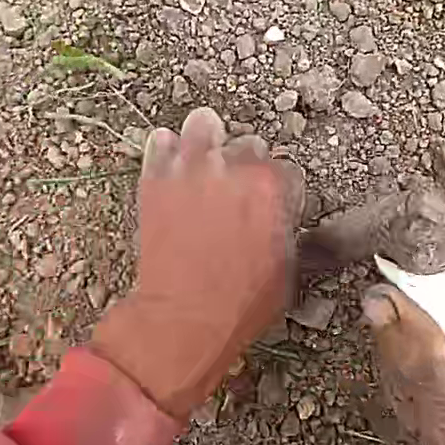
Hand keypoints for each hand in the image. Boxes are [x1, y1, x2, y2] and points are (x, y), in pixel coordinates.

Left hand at [91, 108, 300, 417]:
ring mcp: (193, 171)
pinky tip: (171, 153)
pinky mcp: (157, 181)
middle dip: (247, 161)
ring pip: (204, 125)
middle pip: (249, 143)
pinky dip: (166, 146)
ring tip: (206, 150)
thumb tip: (283, 217)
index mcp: (273, 189)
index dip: (282, 185)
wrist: (184, 318)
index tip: (274, 199)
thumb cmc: (241, 302)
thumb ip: (286, 228)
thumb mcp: (285, 268)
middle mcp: (236, 170)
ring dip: (208, 135)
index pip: (287, 168)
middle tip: (239, 183)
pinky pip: (160, 144)